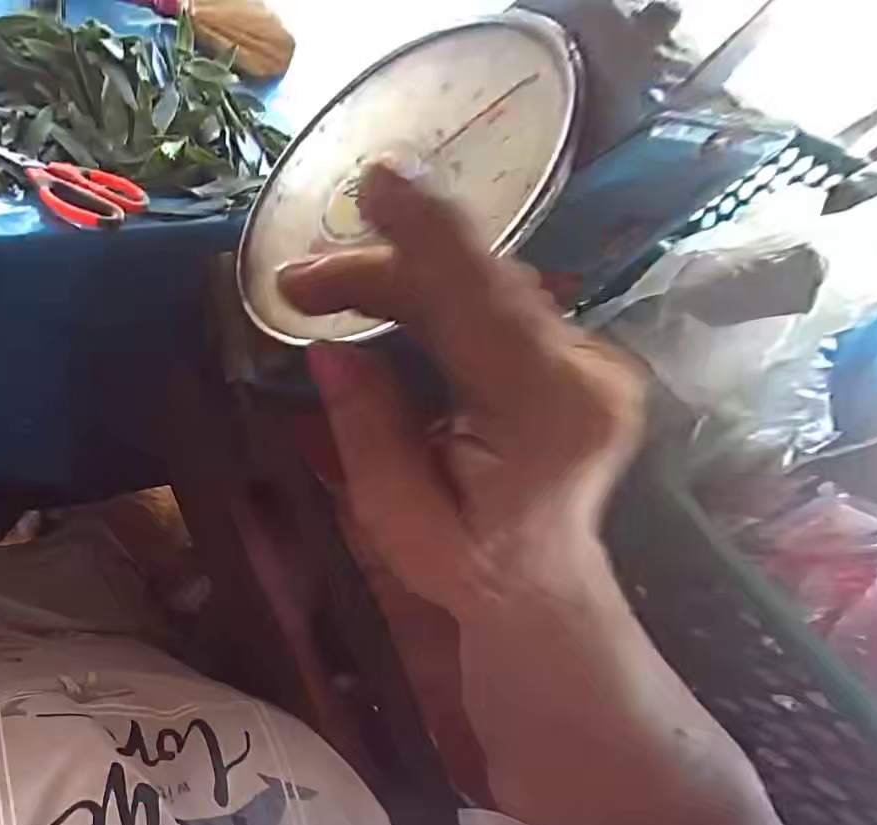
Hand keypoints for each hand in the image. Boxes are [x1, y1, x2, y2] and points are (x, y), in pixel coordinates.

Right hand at [277, 165, 643, 618]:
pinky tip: (372, 297)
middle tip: (294, 281)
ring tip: (316, 288)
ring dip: (393, 280)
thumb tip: (328, 352)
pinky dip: (424, 295)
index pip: (481, 302)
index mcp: (545, 411)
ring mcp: (582, 359)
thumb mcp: (394, 510)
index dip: (426, 238)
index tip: (377, 184)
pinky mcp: (564, 358)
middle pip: (473, 288)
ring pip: (478, 291)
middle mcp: (582, 369)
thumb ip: (367, 428)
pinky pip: (486, 309)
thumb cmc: (460, 564)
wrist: (537, 587)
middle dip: (379, 271)